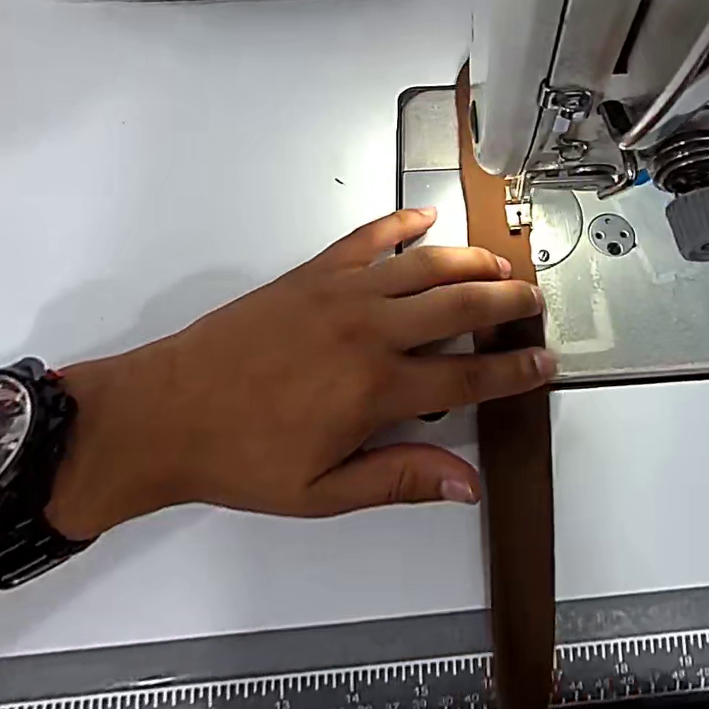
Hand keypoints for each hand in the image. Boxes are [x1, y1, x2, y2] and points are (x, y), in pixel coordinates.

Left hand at [44, 208, 552, 536]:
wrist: (164, 413)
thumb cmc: (242, 457)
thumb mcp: (322, 492)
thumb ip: (400, 480)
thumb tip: (467, 484)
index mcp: (375, 389)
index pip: (469, 374)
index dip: (514, 371)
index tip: (543, 365)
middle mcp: (369, 331)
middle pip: (460, 303)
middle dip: (507, 299)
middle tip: (534, 299)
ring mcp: (341, 292)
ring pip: (426, 264)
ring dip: (470, 259)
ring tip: (499, 262)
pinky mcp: (313, 272)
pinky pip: (368, 237)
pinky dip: (401, 222)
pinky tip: (425, 217)